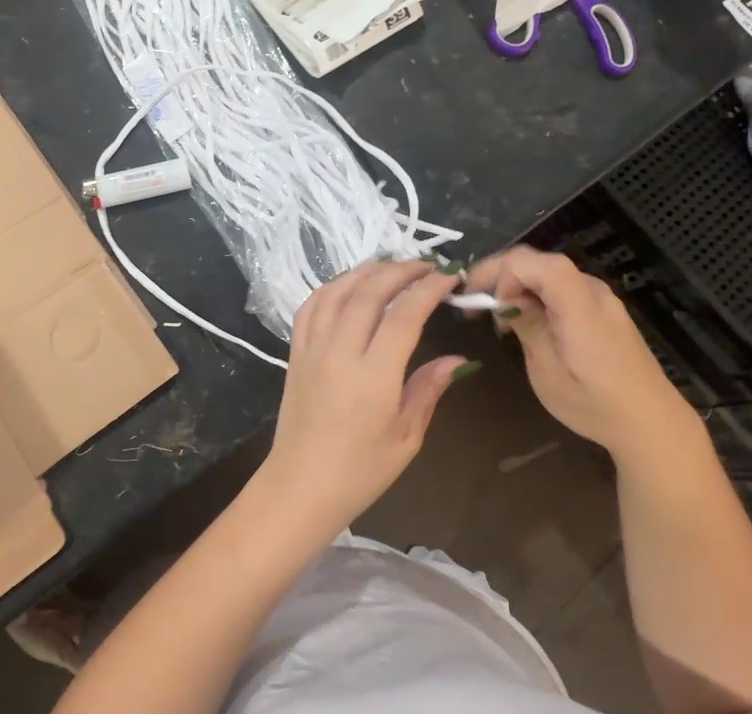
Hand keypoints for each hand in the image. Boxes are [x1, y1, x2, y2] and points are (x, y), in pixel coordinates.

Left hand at [258, 260, 467, 538]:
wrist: (300, 485)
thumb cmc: (360, 470)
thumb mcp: (406, 437)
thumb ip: (428, 390)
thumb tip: (456, 359)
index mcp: (373, 376)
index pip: (404, 315)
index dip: (429, 289)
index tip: (450, 278)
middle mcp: (339, 352)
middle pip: (369, 293)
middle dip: (401, 271)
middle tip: (427, 266)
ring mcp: (312, 348)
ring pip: (338, 291)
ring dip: (366, 271)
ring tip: (393, 267)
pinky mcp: (295, 352)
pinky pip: (311, 306)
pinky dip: (333, 287)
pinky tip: (350, 285)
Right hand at [466, 248, 699, 461]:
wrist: (652, 424)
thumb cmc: (596, 405)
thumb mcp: (549, 372)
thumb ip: (527, 326)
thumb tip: (504, 298)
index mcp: (580, 307)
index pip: (535, 262)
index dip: (501, 273)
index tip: (484, 306)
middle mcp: (592, 291)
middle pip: (539, 261)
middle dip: (501, 274)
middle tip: (476, 304)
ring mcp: (600, 298)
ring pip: (548, 272)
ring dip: (517, 284)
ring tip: (499, 317)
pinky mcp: (602, 309)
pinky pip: (561, 287)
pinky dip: (536, 293)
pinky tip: (526, 320)